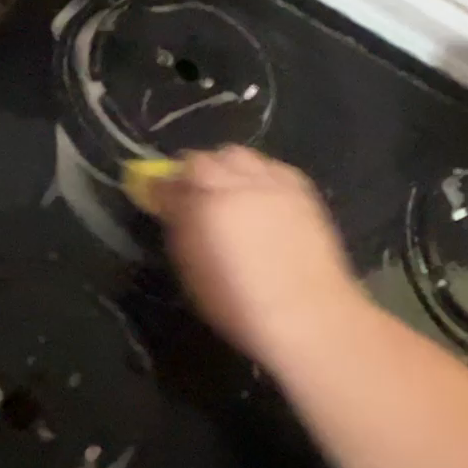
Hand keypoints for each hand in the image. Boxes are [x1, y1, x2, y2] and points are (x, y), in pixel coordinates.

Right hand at [152, 146, 363, 365]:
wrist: (309, 313)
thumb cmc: (241, 307)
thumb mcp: (193, 274)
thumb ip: (181, 231)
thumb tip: (173, 209)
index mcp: (202, 208)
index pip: (169, 182)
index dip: (160, 188)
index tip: (158, 197)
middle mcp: (235, 185)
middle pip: (201, 160)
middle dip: (190, 173)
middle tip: (191, 194)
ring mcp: (270, 182)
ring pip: (236, 154)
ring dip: (224, 166)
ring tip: (227, 188)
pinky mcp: (299, 186)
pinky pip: (270, 165)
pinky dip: (257, 173)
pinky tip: (259, 194)